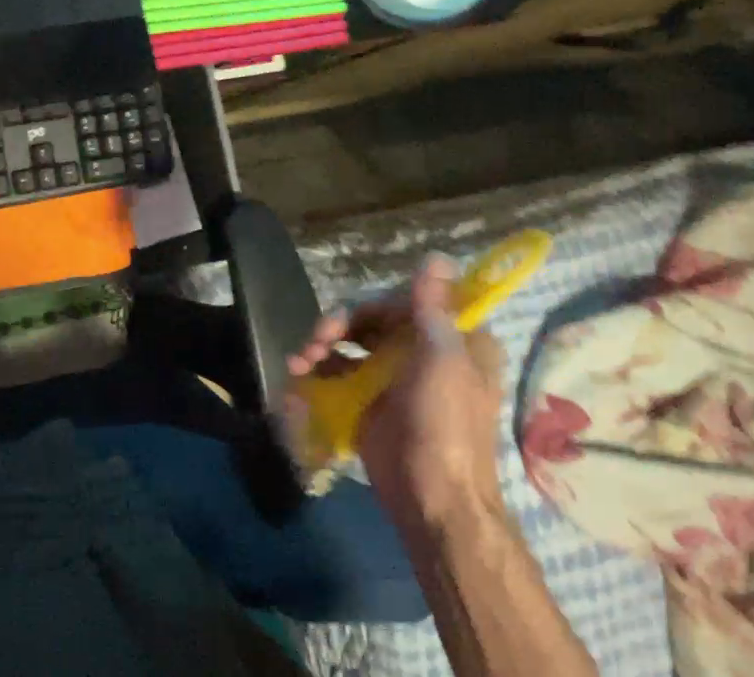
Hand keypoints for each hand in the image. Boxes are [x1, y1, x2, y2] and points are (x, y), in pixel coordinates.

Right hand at [289, 256, 505, 530]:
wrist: (431, 496)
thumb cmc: (444, 427)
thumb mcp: (441, 363)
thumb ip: (433, 309)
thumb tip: (436, 256)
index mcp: (455, 341)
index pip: (408, 301)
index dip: (375, 304)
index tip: (350, 321)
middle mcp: (425, 352)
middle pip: (374, 319)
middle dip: (340, 324)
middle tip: (316, 339)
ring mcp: (394, 377)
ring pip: (351, 341)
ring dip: (322, 343)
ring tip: (299, 359)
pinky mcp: (369, 399)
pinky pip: (338, 369)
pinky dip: (317, 367)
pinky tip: (298, 372)